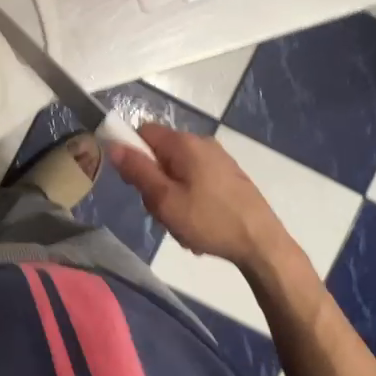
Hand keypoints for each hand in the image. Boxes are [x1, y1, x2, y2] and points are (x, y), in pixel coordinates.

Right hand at [111, 124, 291, 270]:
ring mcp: (219, 160)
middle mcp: (202, 143)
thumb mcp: (164, 199)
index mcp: (184, 143)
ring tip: (182, 225)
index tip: (136, 184)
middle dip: (154, 183)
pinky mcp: (229, 177)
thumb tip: (114, 145)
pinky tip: (199, 226)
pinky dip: (191, 202)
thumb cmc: (209, 220)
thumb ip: (138, 170)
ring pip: (178, 173)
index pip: (144, 132)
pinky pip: (197, 183)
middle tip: (161, 211)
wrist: (261, 242)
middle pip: (161, 154)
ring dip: (172, 197)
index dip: (132, 154)